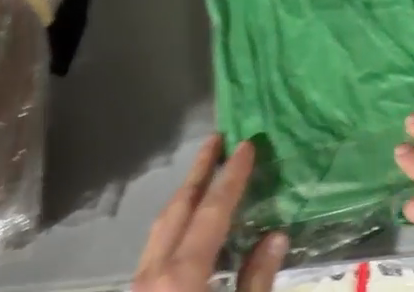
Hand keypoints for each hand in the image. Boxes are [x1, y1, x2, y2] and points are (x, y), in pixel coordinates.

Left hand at [134, 136, 288, 291]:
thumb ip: (256, 280)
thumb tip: (276, 237)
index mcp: (181, 274)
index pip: (211, 212)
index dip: (231, 176)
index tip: (246, 144)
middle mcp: (154, 269)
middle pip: (180, 206)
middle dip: (199, 169)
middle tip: (218, 138)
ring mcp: (139, 281)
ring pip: (163, 223)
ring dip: (185, 193)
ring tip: (205, 170)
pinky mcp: (138, 291)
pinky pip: (156, 244)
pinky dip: (175, 220)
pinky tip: (189, 221)